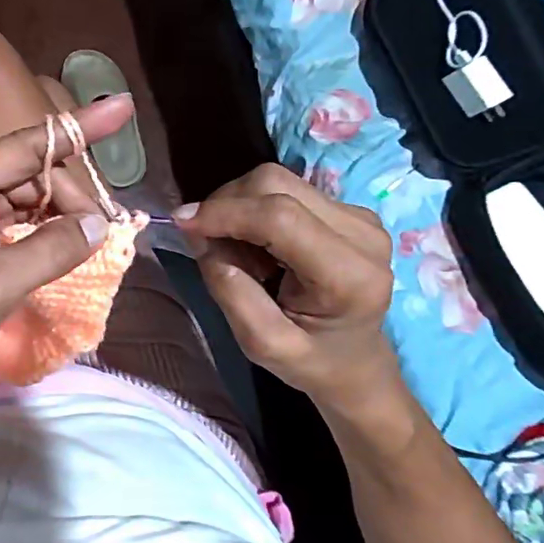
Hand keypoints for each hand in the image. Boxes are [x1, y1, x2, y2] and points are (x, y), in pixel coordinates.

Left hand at [0, 96, 134, 379]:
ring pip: (30, 195)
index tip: (121, 107)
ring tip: (95, 234)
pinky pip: (22, 219)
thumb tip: (100, 224)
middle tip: (105, 226)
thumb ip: (53, 247)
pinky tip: (73, 239)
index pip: (23, 146)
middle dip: (70, 194)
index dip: (75, 129)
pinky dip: (49, 229)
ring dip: (63, 212)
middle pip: (30, 172)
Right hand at [176, 163, 398, 406]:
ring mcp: (358, 216)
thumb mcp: (261, 343)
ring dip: (239, 207)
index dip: (224, 212)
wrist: (355, 362)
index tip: (181, 224)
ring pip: (277, 180)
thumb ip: (231, 291)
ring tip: (238, 250)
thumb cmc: (310, 361)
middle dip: (226, 205)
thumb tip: (201, 237)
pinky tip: (257, 244)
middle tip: (210, 244)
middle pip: (276, 184)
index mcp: (348, 275)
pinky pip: (285, 189)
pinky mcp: (347, 209)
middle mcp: (362, 233)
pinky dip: (254, 209)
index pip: (279, 217)